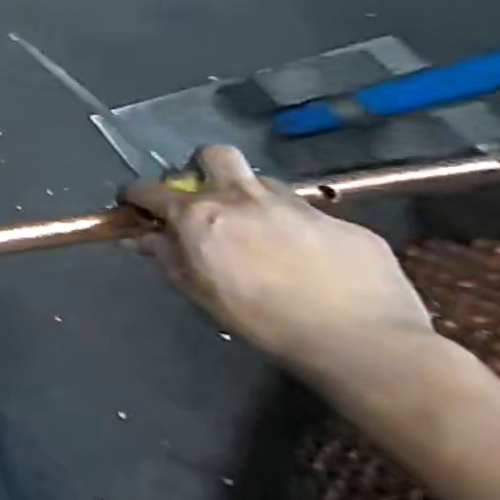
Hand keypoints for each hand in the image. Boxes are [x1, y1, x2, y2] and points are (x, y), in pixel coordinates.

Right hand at [122, 145, 434, 383]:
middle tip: (208, 196)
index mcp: (200, 215)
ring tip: (265, 232)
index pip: (149, 189)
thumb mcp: (201, 293)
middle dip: (204, 167)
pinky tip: (315, 263)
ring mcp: (298, 207)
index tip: (135, 205)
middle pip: (215, 155)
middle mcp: (244, 198)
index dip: (136, 195)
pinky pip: (313, 218)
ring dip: (256, 200)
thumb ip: (167, 257)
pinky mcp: (345, 225)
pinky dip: (303, 232)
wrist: (364, 344)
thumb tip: (140, 238)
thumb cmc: (264, 321)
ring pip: (266, 184)